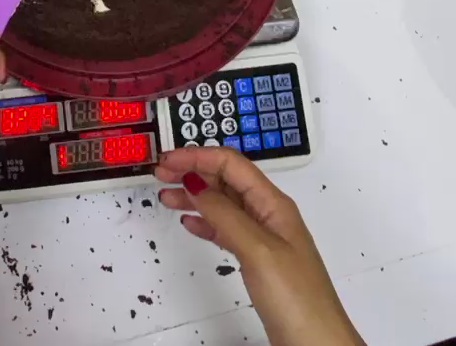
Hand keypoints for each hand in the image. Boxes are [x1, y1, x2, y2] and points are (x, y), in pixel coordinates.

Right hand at [157, 147, 363, 345]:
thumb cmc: (296, 298)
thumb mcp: (257, 249)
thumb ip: (224, 213)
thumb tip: (192, 181)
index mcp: (272, 203)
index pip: (230, 164)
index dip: (197, 156)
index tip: (167, 160)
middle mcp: (267, 214)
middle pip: (225, 179)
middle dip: (192, 171)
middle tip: (160, 174)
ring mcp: (263, 238)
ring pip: (222, 204)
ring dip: (193, 196)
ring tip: (166, 198)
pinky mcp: (257, 261)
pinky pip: (225, 229)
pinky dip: (204, 222)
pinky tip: (189, 223)